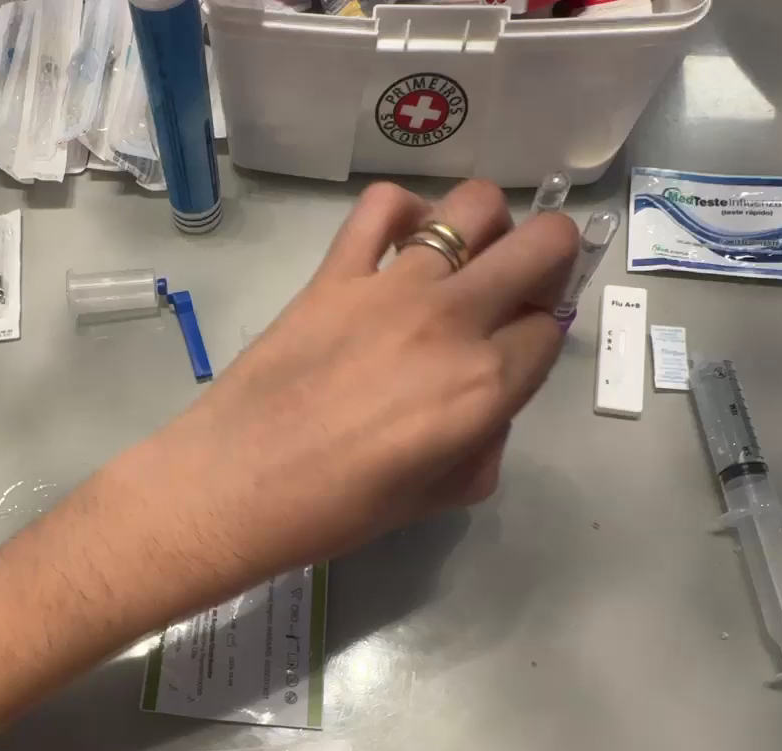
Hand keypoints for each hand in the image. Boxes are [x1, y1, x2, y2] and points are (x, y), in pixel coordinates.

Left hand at [99, 179, 579, 611]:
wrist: (233, 489)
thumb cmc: (332, 512)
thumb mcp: (430, 501)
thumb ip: (480, 450)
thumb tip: (488, 410)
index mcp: (484, 386)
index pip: (548, 333)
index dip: (536, 343)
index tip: (513, 356)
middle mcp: (452, 322)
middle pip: (544, 245)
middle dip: (546, 265)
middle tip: (510, 295)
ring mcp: (390, 288)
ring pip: (475, 206)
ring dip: (487, 228)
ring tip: (460, 262)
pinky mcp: (333, 275)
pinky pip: (380, 207)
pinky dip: (401, 213)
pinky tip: (397, 244)